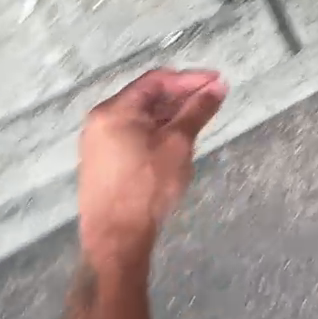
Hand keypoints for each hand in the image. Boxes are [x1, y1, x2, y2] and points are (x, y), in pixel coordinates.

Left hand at [76, 68, 226, 266]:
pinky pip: (135, 131)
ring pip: (143, 115)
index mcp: (114, 111)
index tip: (218, 82)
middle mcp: (101, 121)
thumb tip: (219, 86)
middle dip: (183, 95)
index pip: (157, 80)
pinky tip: (181, 134)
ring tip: (203, 115)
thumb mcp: (179, 142)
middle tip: (214, 98)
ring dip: (173, 112)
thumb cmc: (148, 184)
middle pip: (149, 96)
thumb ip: (199, 109)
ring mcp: (99, 142)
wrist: (116, 239)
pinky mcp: (103, 161)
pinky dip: (159, 128)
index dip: (190, 78)